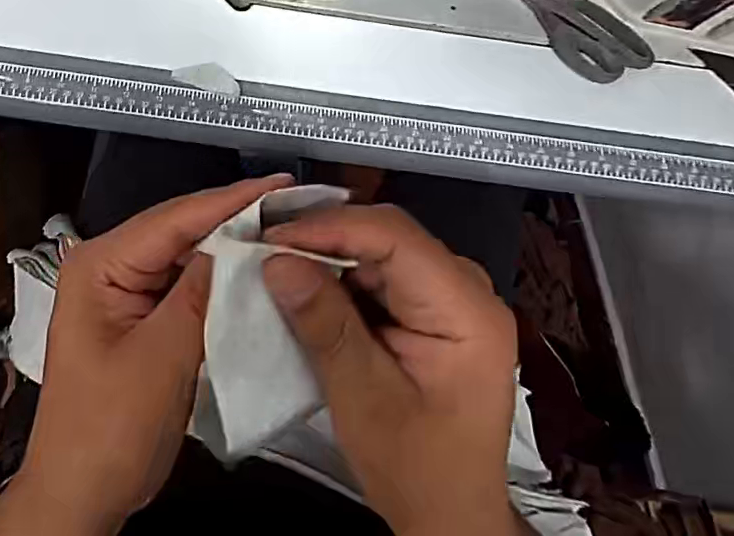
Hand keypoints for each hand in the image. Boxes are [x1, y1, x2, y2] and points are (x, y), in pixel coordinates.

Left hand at [0, 174, 292, 535]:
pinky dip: (219, 273)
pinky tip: (251, 264)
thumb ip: (199, 294)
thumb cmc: (108, 432)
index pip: (173, 218)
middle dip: (233, 215)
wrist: (79, 498)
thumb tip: (237, 243)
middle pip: (179, 227)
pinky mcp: (139, 310)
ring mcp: (123, 287)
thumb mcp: (160, 359)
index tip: (279, 185)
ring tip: (279, 223)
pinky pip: (185, 279)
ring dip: (229, 242)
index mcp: (99, 264)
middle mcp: (108, 263)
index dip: (230, 199)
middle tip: (288, 201)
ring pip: (185, 250)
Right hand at [262, 204, 521, 535]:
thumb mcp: (364, 401)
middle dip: (325, 235)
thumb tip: (278, 261)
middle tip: (267, 244)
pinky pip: (381, 269)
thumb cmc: (418, 470)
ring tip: (278, 258)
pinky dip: (341, 273)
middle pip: (388, 234)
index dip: (330, 227)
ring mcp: (451, 294)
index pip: (394, 237)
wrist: (452, 518)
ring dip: (329, 251)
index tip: (273, 238)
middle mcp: (466, 287)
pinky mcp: (432, 305)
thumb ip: (325, 324)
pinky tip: (307, 280)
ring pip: (381, 246)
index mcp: (466, 309)